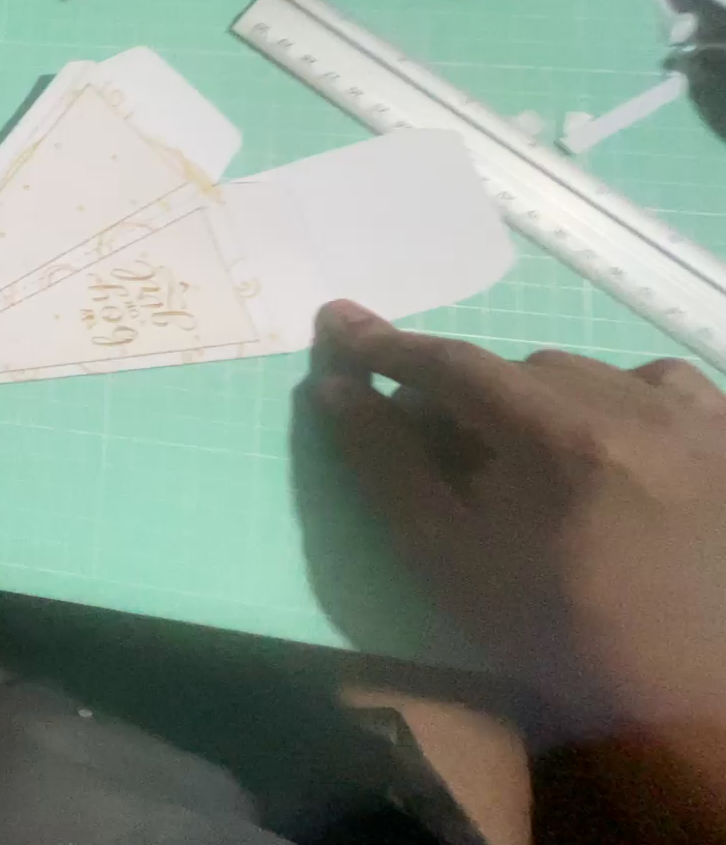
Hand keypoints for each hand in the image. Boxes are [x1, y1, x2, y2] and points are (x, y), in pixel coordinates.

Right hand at [306, 300, 725, 730]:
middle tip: (441, 450)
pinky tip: (607, 441)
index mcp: (565, 440)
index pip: (452, 366)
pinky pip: (662, 385)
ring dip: (531, 397)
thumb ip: (380, 456)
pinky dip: (614, 397)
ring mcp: (708, 428)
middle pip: (513, 369)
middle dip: (460, 396)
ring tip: (525, 455)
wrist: (690, 699)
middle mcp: (646, 414)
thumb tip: (331, 385)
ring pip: (581, 372)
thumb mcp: (436, 545)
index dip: (386, 345)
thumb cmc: (546, 624)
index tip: (338, 321)